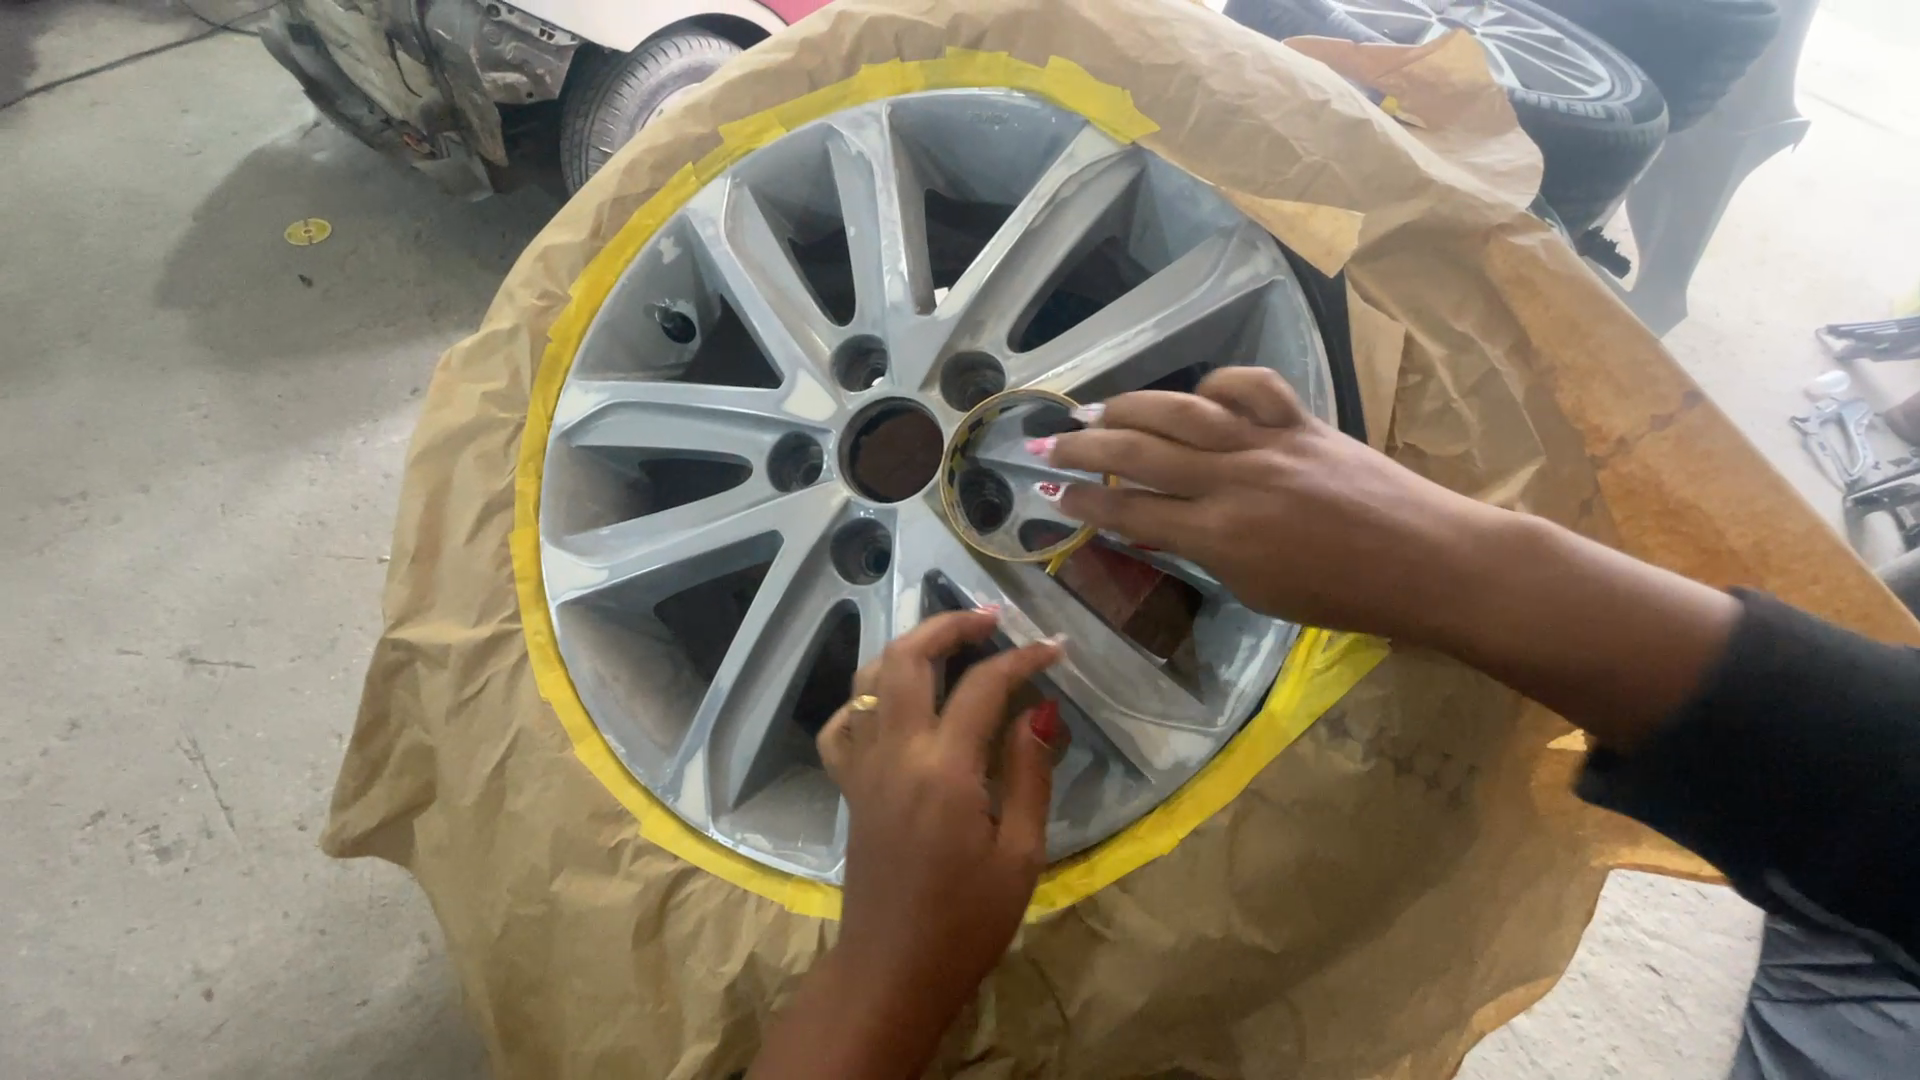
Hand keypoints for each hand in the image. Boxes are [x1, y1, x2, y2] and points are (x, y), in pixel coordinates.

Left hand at [819, 609, 1066, 1009]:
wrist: (892, 971)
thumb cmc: (966, 923)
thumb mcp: (1020, 855)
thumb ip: (1029, 775)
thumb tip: (1040, 711)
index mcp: (944, 770)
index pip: (983, 686)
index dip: (1022, 658)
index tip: (1054, 649)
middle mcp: (895, 753)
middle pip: (908, 657)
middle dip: (949, 625)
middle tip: (990, 618)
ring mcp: (863, 766)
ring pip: (870, 678)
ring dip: (908, 647)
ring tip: (947, 642)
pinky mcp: (848, 785)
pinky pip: (843, 724)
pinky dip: (864, 698)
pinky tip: (892, 703)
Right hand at [1045, 367, 1496, 643]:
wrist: (1429, 562)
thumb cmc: (1339, 596)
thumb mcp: (1252, 588)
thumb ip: (1197, 550)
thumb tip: (1150, 524)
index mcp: (1218, 536)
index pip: (1129, 511)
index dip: (1082, 502)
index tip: (1050, 494)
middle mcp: (1232, 480)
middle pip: (1139, 453)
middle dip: (1082, 448)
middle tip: (1045, 443)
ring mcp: (1268, 443)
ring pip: (1181, 409)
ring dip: (1127, 406)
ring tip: (1092, 409)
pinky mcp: (1302, 420)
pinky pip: (1248, 385)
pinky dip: (1215, 382)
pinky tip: (1196, 394)